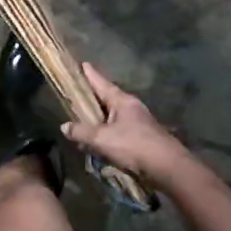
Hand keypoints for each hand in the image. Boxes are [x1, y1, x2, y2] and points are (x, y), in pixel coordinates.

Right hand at [61, 62, 190, 182]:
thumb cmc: (133, 145)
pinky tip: (96, 142)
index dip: (91, 75)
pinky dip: (105, 133)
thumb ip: (81, 131)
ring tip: (82, 122)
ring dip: (97, 119)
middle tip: (77, 95)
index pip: (103, 84)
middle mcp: (131, 108)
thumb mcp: (101, 138)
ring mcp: (137, 122)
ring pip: (112, 116)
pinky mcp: (140, 136)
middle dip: (92, 98)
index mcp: (122, 102)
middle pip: (107, 99)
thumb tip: (64, 127)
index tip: (83, 64)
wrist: (165, 165)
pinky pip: (117, 130)